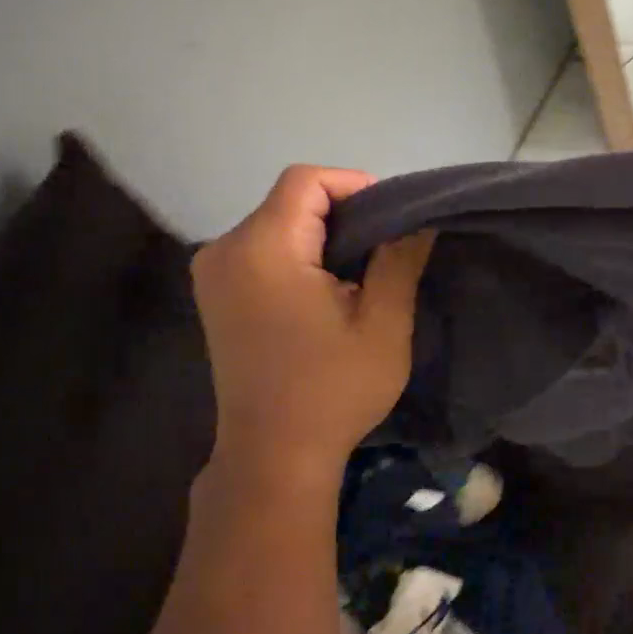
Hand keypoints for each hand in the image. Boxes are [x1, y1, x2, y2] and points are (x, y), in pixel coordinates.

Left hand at [191, 165, 435, 474]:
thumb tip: (418, 221)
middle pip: (290, 201)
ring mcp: (215, 274)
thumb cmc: (335, 388)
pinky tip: (330, 296)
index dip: (358, 187)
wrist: (276, 452)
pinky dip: (302, 259)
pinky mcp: (218, 297)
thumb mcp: (384, 325)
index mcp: (264, 249)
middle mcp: (226, 250)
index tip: (398, 221)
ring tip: (366, 277)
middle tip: (391, 253)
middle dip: (346, 216)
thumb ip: (398, 261)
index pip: (307, 181)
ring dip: (325, 239)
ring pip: (278, 226)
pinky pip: (264, 253)